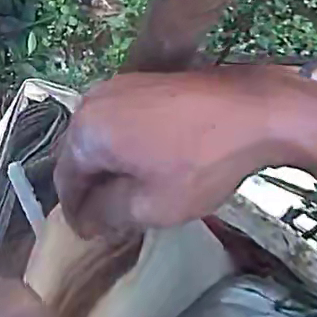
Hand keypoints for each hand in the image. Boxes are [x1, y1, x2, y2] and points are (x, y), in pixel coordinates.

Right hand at [54, 69, 316, 238]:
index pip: (64, 179)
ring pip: (99, 135)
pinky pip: (117, 118)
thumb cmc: (200, 162)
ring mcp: (115, 86)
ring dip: (108, 164)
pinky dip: (124, 143)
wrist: (252, 111)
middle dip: (90, 187)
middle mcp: (90, 102)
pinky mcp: (139, 81)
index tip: (89, 235)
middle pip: (78, 153)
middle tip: (108, 218)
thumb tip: (87, 220)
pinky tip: (147, 160)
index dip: (74, 212)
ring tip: (129, 191)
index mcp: (85, 132)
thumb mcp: (153, 204)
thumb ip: (109, 214)